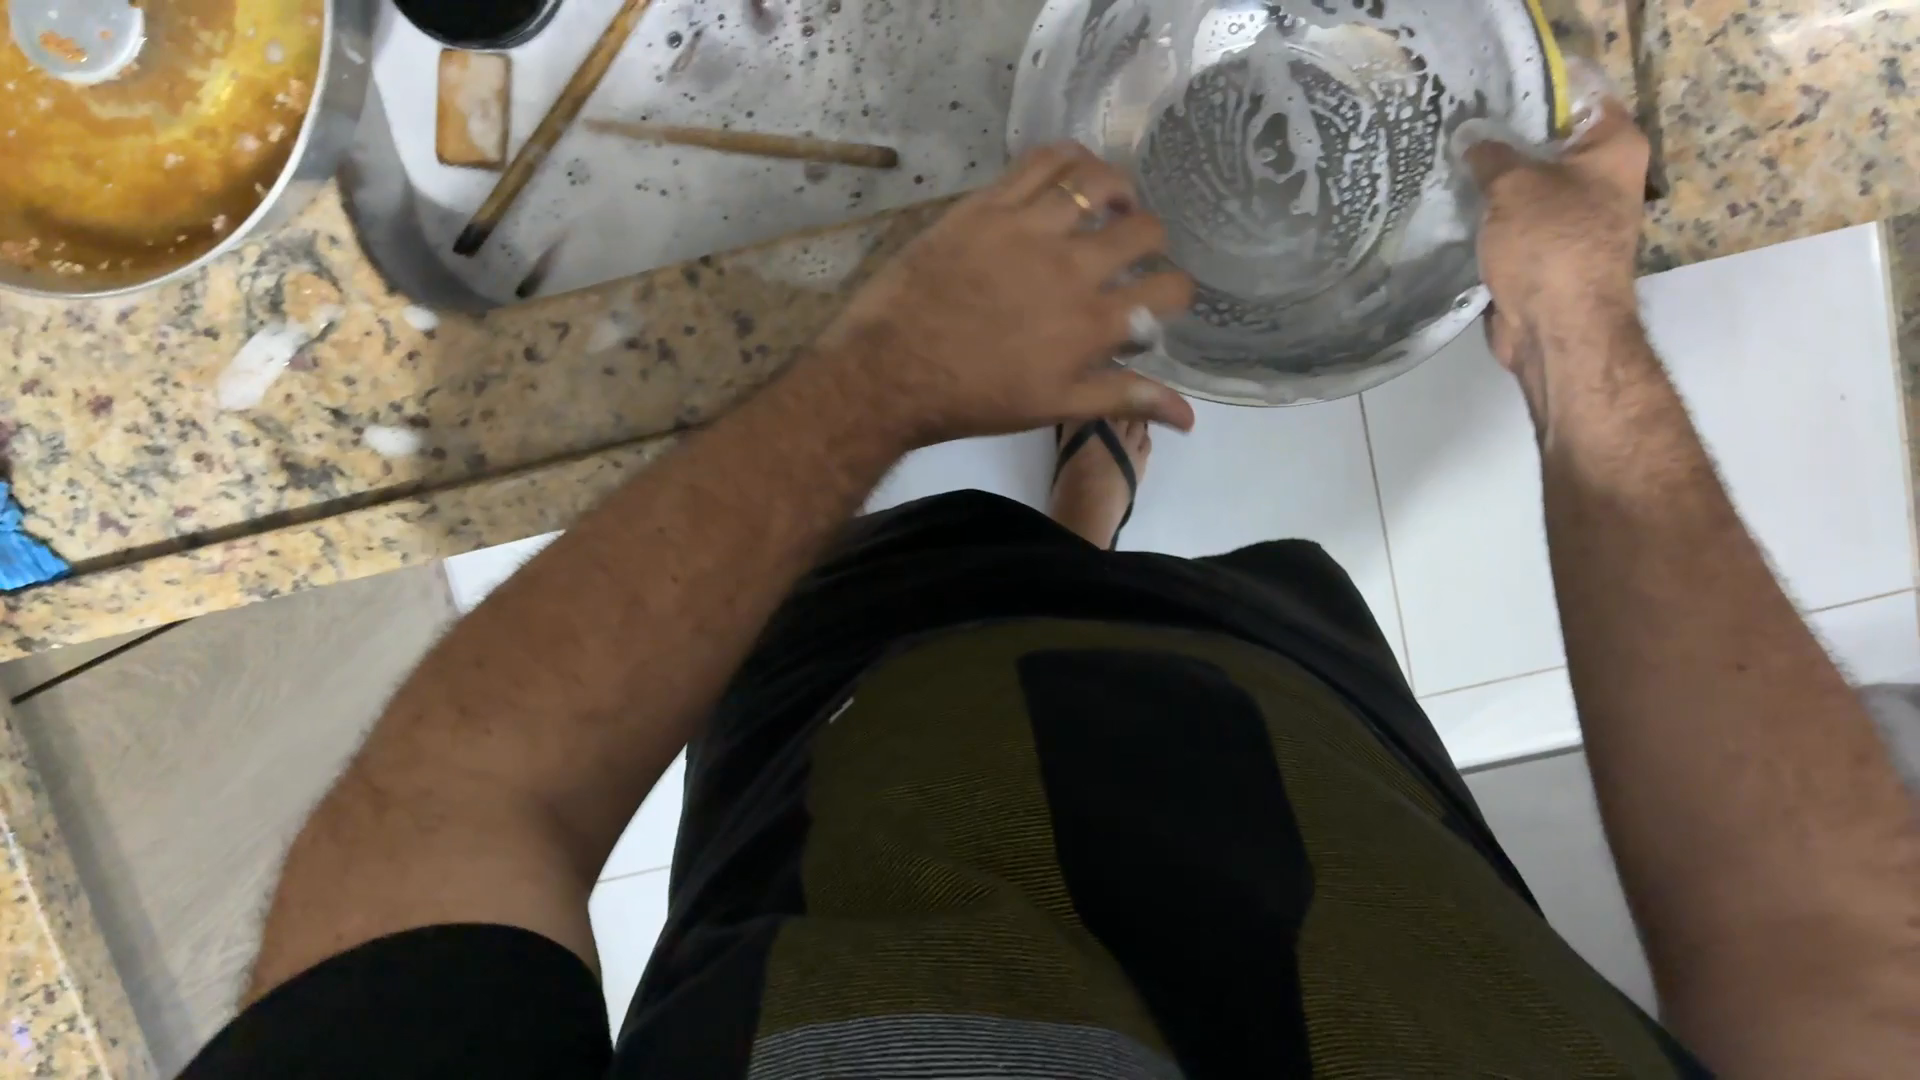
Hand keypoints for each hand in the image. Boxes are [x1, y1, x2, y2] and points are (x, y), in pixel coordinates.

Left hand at [813, 142, 1196, 448]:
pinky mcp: (988, 206)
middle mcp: (1071, 267)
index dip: (1176, 291)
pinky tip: (1073, 173)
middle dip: (1152, 240)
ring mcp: (1028, 229)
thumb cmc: (976, 398)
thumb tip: (1190, 419)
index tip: (1162, 296)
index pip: (1167, 289)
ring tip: (1112, 203)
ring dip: (1118, 191)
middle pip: (1142, 229)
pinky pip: (1044, 161)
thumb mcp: (1056, 407)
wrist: (892, 371)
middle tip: (1135, 250)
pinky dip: (1071, 159)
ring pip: (1099, 182)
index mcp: (1092, 323)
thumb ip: (1125, 399)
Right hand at [1466, 99, 1650, 378]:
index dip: (1531, 96)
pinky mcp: (1545, 252)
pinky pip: (1512, 224)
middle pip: (1546, 146)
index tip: (1483, 100)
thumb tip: (1470, 136)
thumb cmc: (1549, 244)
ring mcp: (1574, 218)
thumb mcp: (1515, 187)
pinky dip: (1488, 220)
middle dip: (1502, 144)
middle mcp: (1601, 177)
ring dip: (1490, 186)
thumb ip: (1491, 157)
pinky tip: (1454, 213)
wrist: (1556, 325)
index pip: (1575, 100)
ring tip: (1446, 172)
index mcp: (1613, 146)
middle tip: (1454, 137)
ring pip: (1525, 188)